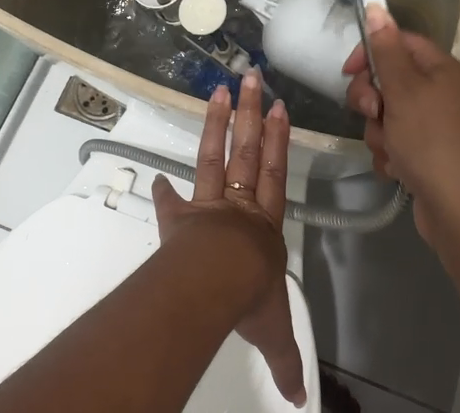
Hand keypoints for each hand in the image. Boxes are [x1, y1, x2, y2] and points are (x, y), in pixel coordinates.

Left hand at [150, 73, 305, 406]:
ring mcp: (207, 207)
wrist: (214, 287)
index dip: (278, 141)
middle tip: (252, 79)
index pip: (275, 173)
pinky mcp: (178, 219)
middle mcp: (239, 207)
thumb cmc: (250, 298)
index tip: (280, 108)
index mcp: (265, 224)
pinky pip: (171, 203)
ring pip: (214, 157)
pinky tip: (156, 175)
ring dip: (216, 125)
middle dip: (251, 116)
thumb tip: (303, 400)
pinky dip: (164, 191)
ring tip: (217, 91)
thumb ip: (286, 357)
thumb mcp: (273, 330)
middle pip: (248, 152)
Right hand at [342, 6, 459, 237]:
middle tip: (374, 112)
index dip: (370, 52)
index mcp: (439, 68)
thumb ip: (386, 48)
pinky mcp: (424, 156)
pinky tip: (396, 170)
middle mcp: (438, 92)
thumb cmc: (431, 140)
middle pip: (388, 79)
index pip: (398, 42)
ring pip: (385, 115)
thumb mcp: (403, 88)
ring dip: (379, 132)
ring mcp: (432, 126)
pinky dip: (389, 155)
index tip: (348, 71)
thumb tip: (377, 6)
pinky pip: (393, 144)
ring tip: (392, 149)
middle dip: (371, 99)